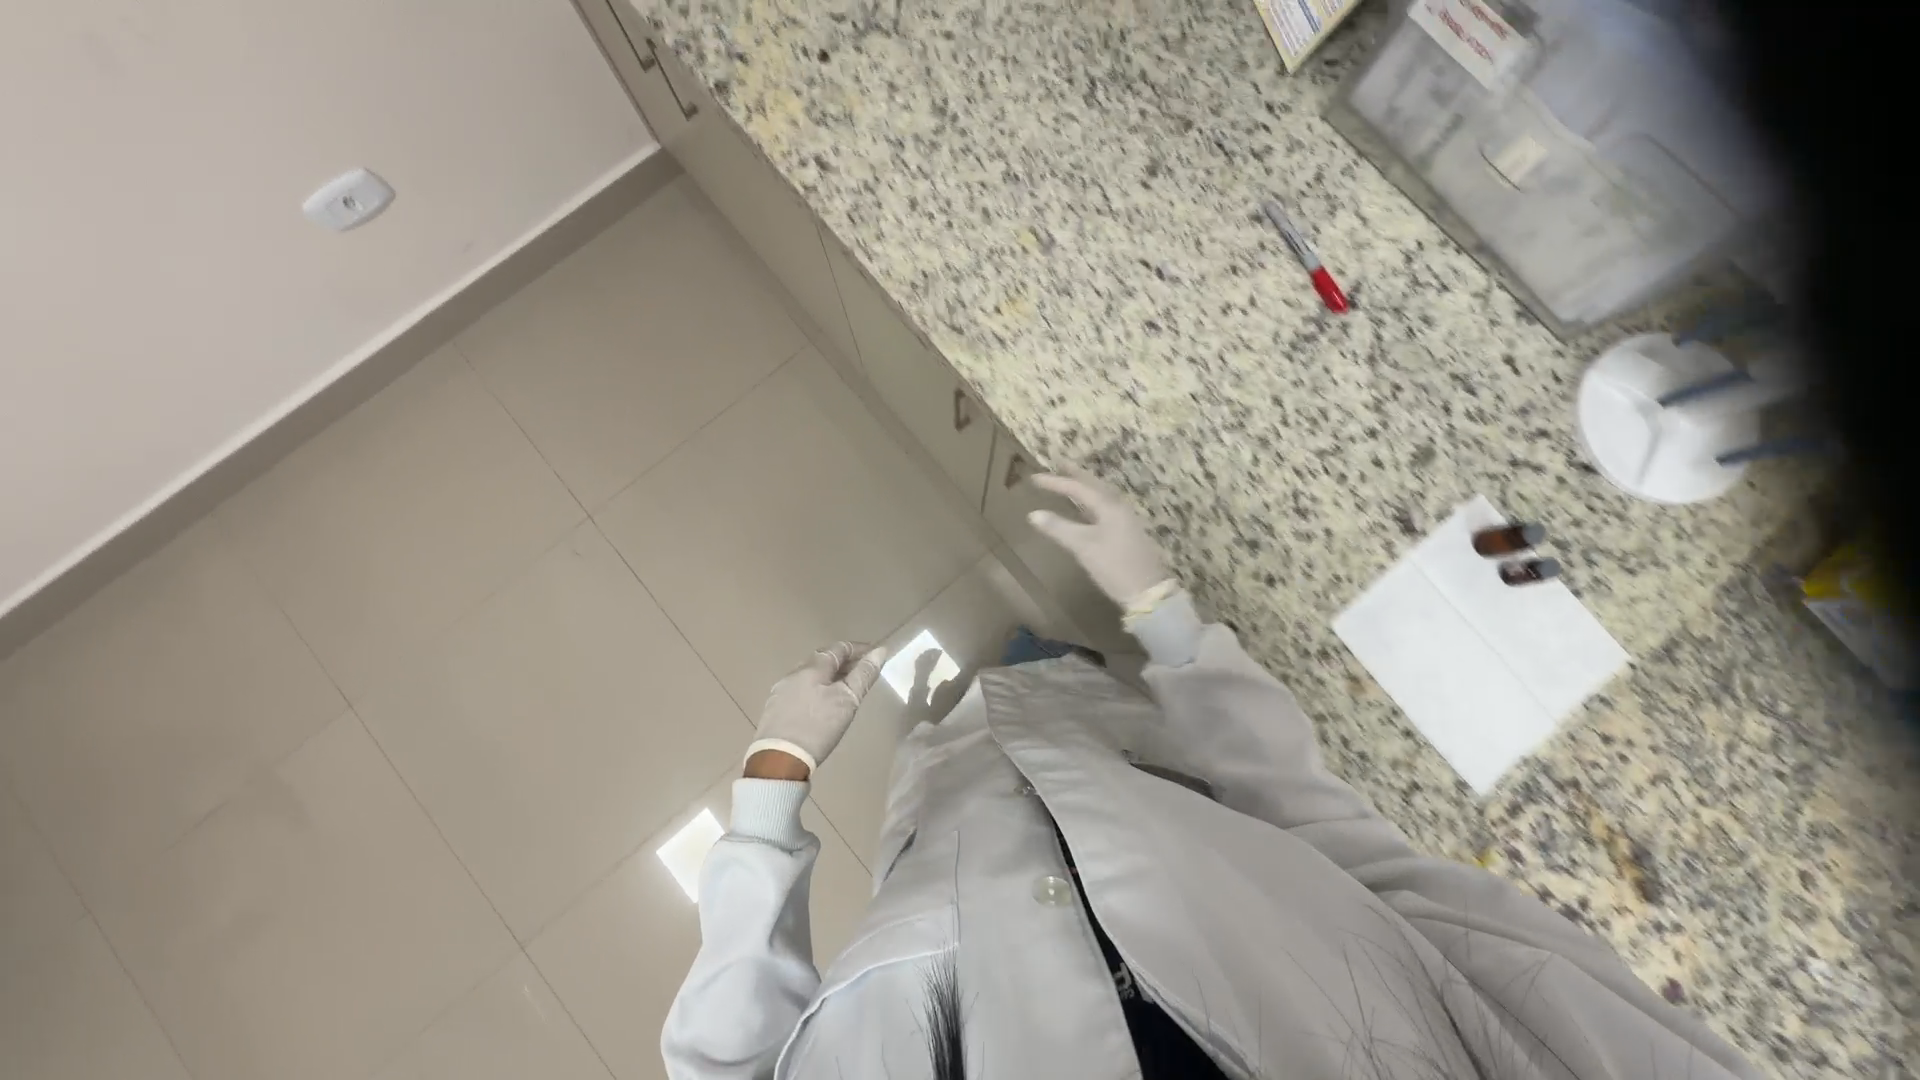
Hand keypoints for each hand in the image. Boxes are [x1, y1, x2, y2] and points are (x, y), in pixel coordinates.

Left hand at [744, 641, 887, 777]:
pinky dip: (815, 690)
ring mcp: (781, 690)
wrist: (778, 760)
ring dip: (828, 677)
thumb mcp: (847, 700)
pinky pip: (800, 690)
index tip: (874, 656)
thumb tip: (880, 651)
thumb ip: (864, 675)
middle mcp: (794, 673)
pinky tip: (821, 705)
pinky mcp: (774, 708)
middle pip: (822, 660)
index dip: (859, 649)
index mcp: (812, 667)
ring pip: (809, 676)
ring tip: (844, 690)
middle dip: (843, 663)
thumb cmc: (818, 727)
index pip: (839, 648)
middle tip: (861, 674)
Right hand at [1027, 468, 1173, 607]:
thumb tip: (1033, 514)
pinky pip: (1105, 507)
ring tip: (1070, 481)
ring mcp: (1125, 519)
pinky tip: (1086, 508)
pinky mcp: (1127, 532)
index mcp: (1109, 506)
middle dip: (1075, 475)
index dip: (1055, 482)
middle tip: (1058, 464)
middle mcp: (1119, 507)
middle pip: (1094, 485)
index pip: (1078, 487)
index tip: (1034, 478)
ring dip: (1085, 487)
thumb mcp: (1083, 547)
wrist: (1148, 592)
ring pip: (1101, 496)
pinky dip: (1091, 502)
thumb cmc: (1114, 566)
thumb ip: (1059, 528)